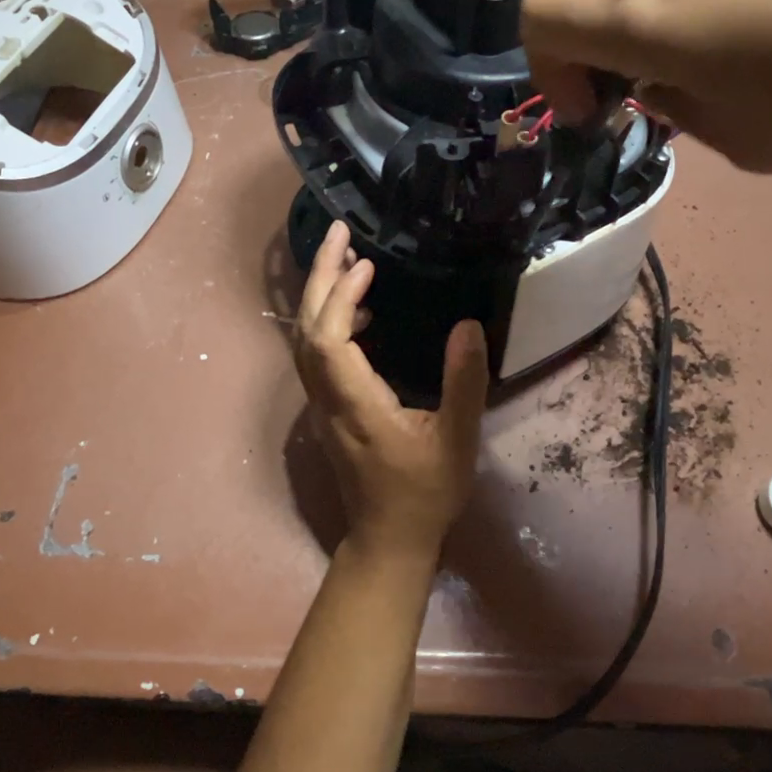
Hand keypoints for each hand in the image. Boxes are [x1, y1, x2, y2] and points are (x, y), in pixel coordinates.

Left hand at [292, 221, 489, 557]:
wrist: (388, 539)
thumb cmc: (425, 492)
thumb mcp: (456, 440)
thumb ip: (463, 384)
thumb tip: (467, 325)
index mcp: (356, 404)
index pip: (329, 339)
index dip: (340, 296)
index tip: (365, 265)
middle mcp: (327, 400)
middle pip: (306, 329)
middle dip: (318, 276)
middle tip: (338, 233)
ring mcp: (321, 406)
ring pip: (304, 341)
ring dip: (320, 295)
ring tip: (348, 260)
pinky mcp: (326, 409)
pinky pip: (314, 353)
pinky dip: (328, 320)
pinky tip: (361, 311)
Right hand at [520, 0, 771, 170]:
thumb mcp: (750, 142)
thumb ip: (683, 113)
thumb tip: (664, 83)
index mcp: (639, 16)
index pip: (537, 17)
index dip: (544, 72)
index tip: (594, 113)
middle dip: (553, 10)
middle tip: (601, 64)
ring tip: (668, 48)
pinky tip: (732, 22)